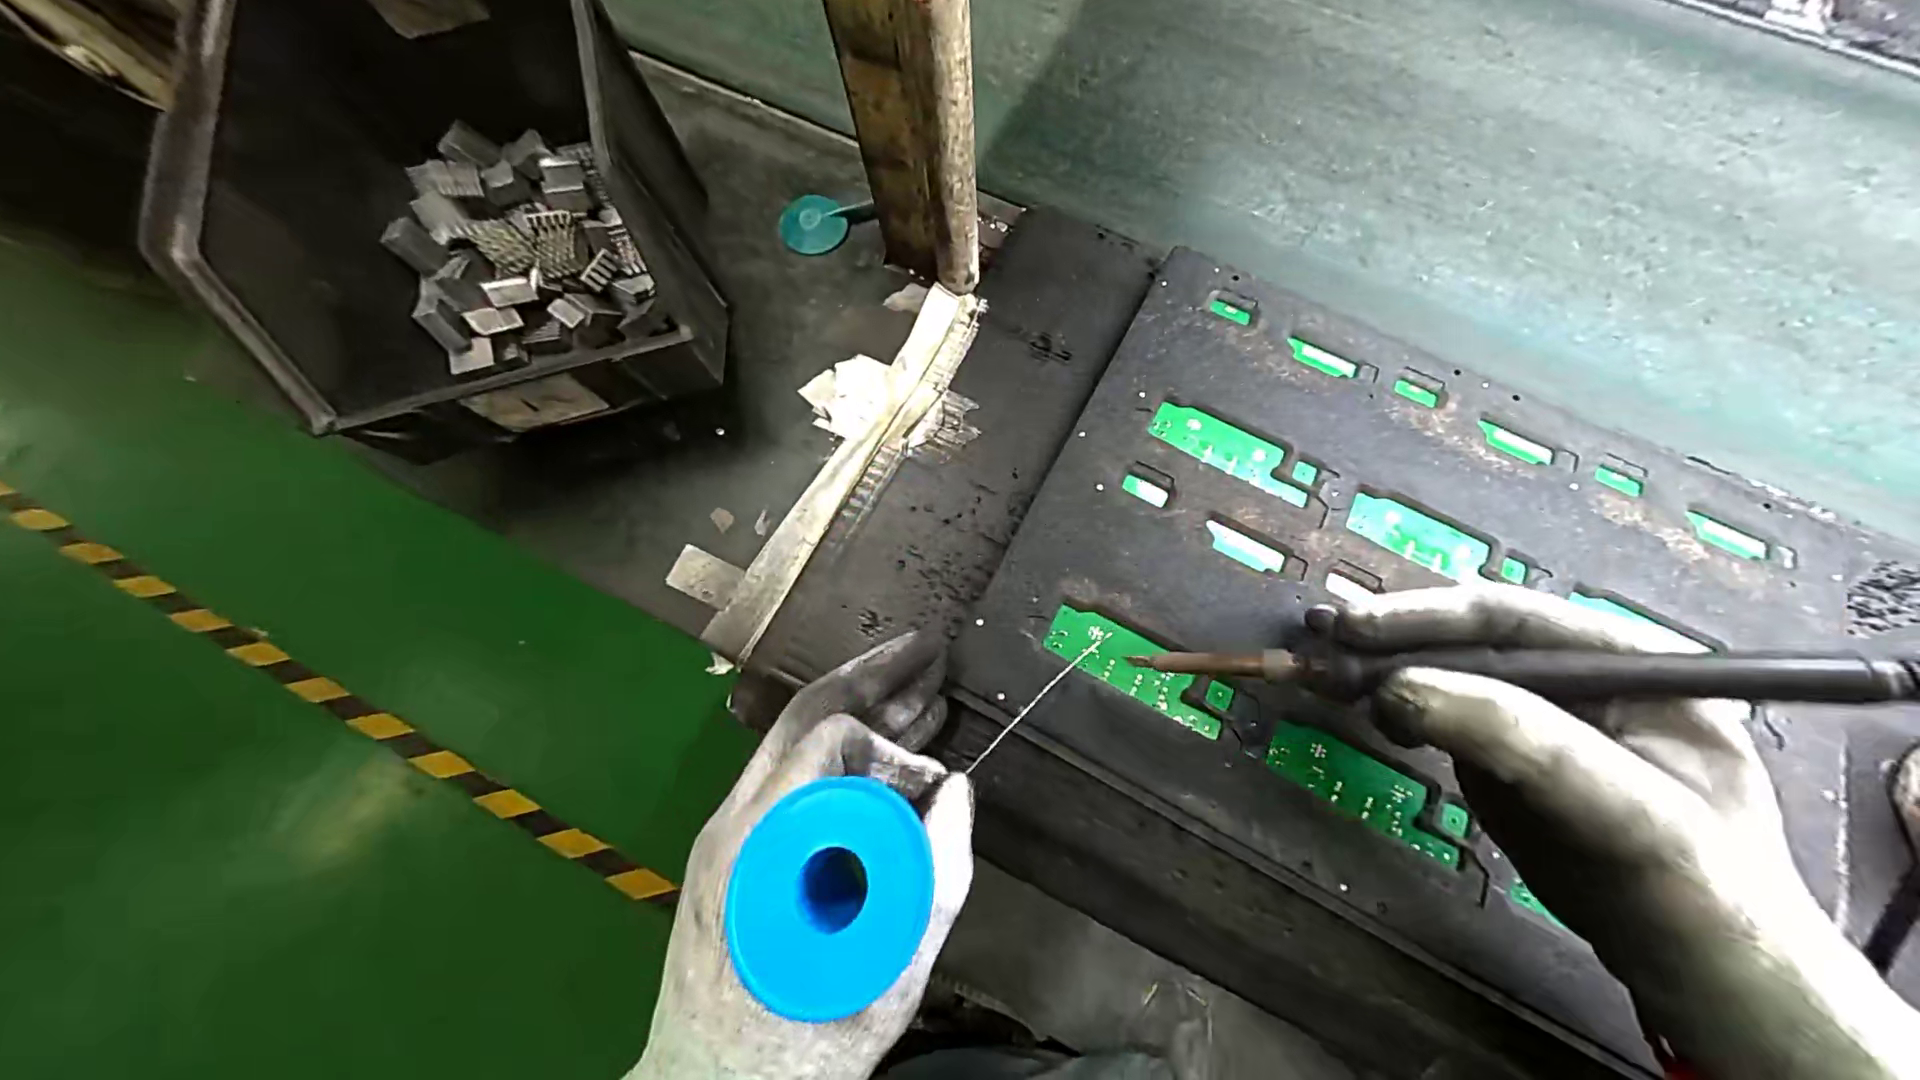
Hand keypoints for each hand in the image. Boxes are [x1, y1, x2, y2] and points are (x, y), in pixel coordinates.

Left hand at [631, 632, 972, 1079]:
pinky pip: (800, 777)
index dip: (891, 745)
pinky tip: (892, 749)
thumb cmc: (808, 1042)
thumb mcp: (893, 968)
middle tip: (929, 648)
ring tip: (923, 688)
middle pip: (809, 715)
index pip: (828, 739)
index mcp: (761, 839)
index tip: (932, 783)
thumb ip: (938, 872)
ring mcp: (733, 828)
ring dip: (865, 709)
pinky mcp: (742, 845)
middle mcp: (737, 817)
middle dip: (875, 675)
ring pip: (803, 740)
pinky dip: (850, 754)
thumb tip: (957, 788)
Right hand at [1334, 586, 1918, 1079]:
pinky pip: (1428, 704)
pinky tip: (1358, 701)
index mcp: (1626, 660)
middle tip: (1318, 637)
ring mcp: (1528, 706)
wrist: (1689, 962)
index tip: (1352, 625)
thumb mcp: (1619, 806)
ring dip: (1374, 664)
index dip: (1424, 614)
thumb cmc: (1688, 883)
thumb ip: (1514, 737)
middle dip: (1386, 636)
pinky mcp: (1492, 743)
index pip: (1509, 616)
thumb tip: (1393, 688)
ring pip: (1436, 666)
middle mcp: (1571, 670)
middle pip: (1461, 636)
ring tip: (1323, 667)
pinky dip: (1385, 699)